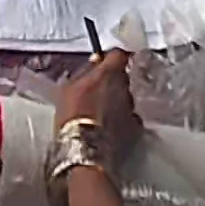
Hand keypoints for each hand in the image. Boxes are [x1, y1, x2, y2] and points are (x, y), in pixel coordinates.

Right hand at [56, 50, 142, 167]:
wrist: (84, 151)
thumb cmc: (72, 115)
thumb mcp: (69, 87)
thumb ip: (85, 72)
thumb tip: (94, 63)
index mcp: (109, 73)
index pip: (118, 54)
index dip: (112, 58)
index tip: (105, 62)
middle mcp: (125, 87)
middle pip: (123, 77)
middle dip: (114, 81)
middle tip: (100, 90)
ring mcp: (132, 108)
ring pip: (126, 98)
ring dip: (118, 101)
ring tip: (103, 113)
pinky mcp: (136, 129)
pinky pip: (130, 119)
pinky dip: (123, 121)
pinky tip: (111, 129)